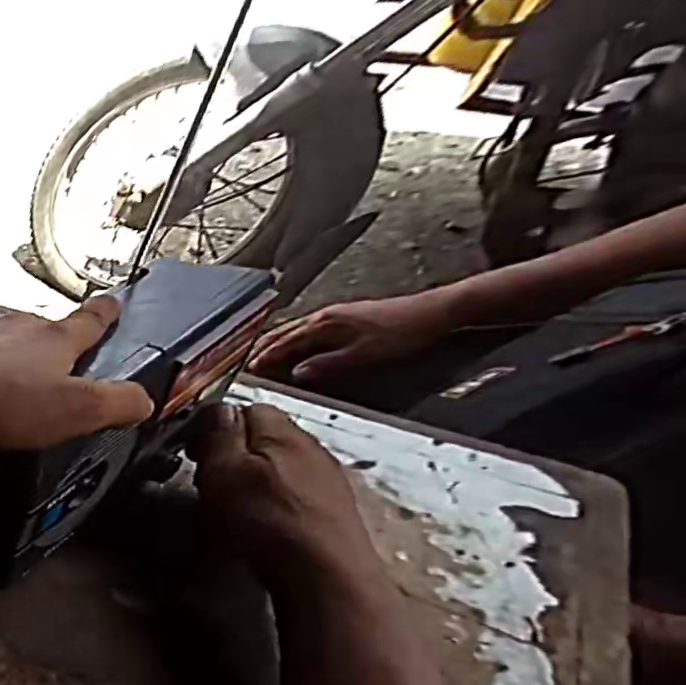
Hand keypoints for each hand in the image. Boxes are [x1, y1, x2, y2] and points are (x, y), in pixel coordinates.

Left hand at [0, 296, 153, 451]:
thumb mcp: (77, 410)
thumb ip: (118, 403)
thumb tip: (141, 401)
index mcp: (55, 339)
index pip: (93, 318)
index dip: (108, 312)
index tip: (114, 303)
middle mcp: (17, 329)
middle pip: (46, 329)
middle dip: (56, 343)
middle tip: (62, 362)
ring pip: (7, 342)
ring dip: (15, 358)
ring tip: (19, 384)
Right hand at [189, 403, 382, 586]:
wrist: (323, 575)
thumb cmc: (265, 519)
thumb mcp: (224, 471)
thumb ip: (219, 435)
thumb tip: (218, 408)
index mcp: (284, 433)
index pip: (246, 407)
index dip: (214, 425)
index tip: (193, 451)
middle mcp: (311, 449)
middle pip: (262, 437)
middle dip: (231, 451)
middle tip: (206, 479)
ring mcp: (325, 480)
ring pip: (276, 464)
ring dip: (250, 476)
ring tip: (229, 502)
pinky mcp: (330, 510)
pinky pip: (290, 490)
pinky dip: (270, 498)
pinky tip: (259, 519)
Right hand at [250, 291, 457, 383]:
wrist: (439, 311)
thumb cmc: (405, 331)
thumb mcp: (363, 355)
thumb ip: (326, 365)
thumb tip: (297, 373)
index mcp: (323, 324)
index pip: (283, 343)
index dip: (264, 357)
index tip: (248, 369)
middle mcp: (324, 316)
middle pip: (282, 332)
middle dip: (261, 346)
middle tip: (245, 360)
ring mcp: (335, 313)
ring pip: (292, 328)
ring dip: (274, 339)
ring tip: (262, 350)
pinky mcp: (346, 315)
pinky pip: (305, 326)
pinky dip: (290, 335)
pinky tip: (294, 341)